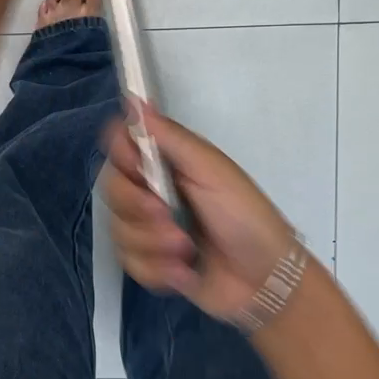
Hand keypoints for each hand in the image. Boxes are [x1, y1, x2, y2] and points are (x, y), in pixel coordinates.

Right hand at [101, 106, 296, 321]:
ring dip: (153, 244)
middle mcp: (152, 189)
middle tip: (167, 217)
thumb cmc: (244, 215)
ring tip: (186, 250)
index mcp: (167, 161)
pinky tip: (184, 272)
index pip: (120, 145)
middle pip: (111, 188)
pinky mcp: (151, 262)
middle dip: (138, 209)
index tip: (138, 169)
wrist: (266, 281)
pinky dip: (156, 270)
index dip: (121, 156)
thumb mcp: (211, 169)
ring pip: (118, 229)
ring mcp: (149, 227)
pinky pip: (128, 262)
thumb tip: (133, 97)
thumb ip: (169, 136)